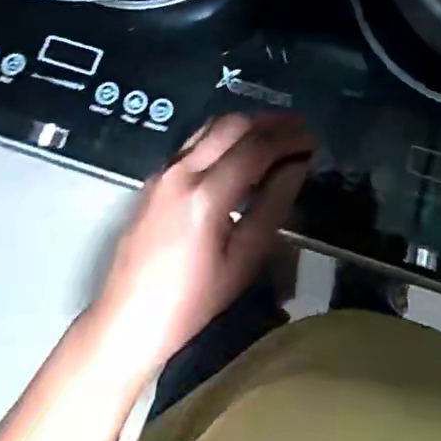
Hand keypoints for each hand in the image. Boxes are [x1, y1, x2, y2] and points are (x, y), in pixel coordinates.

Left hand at [88, 112, 316, 373]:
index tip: (314, 139)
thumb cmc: (191, 302)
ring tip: (278, 132)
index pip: (256, 147)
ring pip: (212, 126)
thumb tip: (297, 166)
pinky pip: (197, 140)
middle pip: (233, 124)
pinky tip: (243, 148)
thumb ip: (272, 205)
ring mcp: (165, 170)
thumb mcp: (243, 260)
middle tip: (301, 128)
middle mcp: (182, 171)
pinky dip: (226, 134)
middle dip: (271, 121)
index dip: (290, 138)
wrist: (126, 320)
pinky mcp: (156, 176)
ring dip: (248, 122)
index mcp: (205, 195)